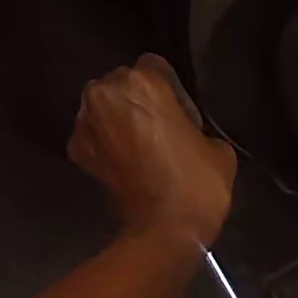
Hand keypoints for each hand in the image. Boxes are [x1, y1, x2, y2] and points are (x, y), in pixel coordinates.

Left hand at [68, 54, 236, 244]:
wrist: (164, 230)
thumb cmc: (197, 186)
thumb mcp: (219, 151)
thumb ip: (198, 128)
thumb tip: (187, 131)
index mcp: (143, 84)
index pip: (156, 67)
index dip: (174, 90)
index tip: (184, 114)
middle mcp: (105, 93)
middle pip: (125, 84)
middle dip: (142, 103)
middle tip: (165, 133)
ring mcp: (85, 122)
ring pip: (107, 109)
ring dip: (123, 123)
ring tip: (147, 151)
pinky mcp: (78, 150)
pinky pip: (96, 136)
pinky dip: (110, 146)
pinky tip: (130, 166)